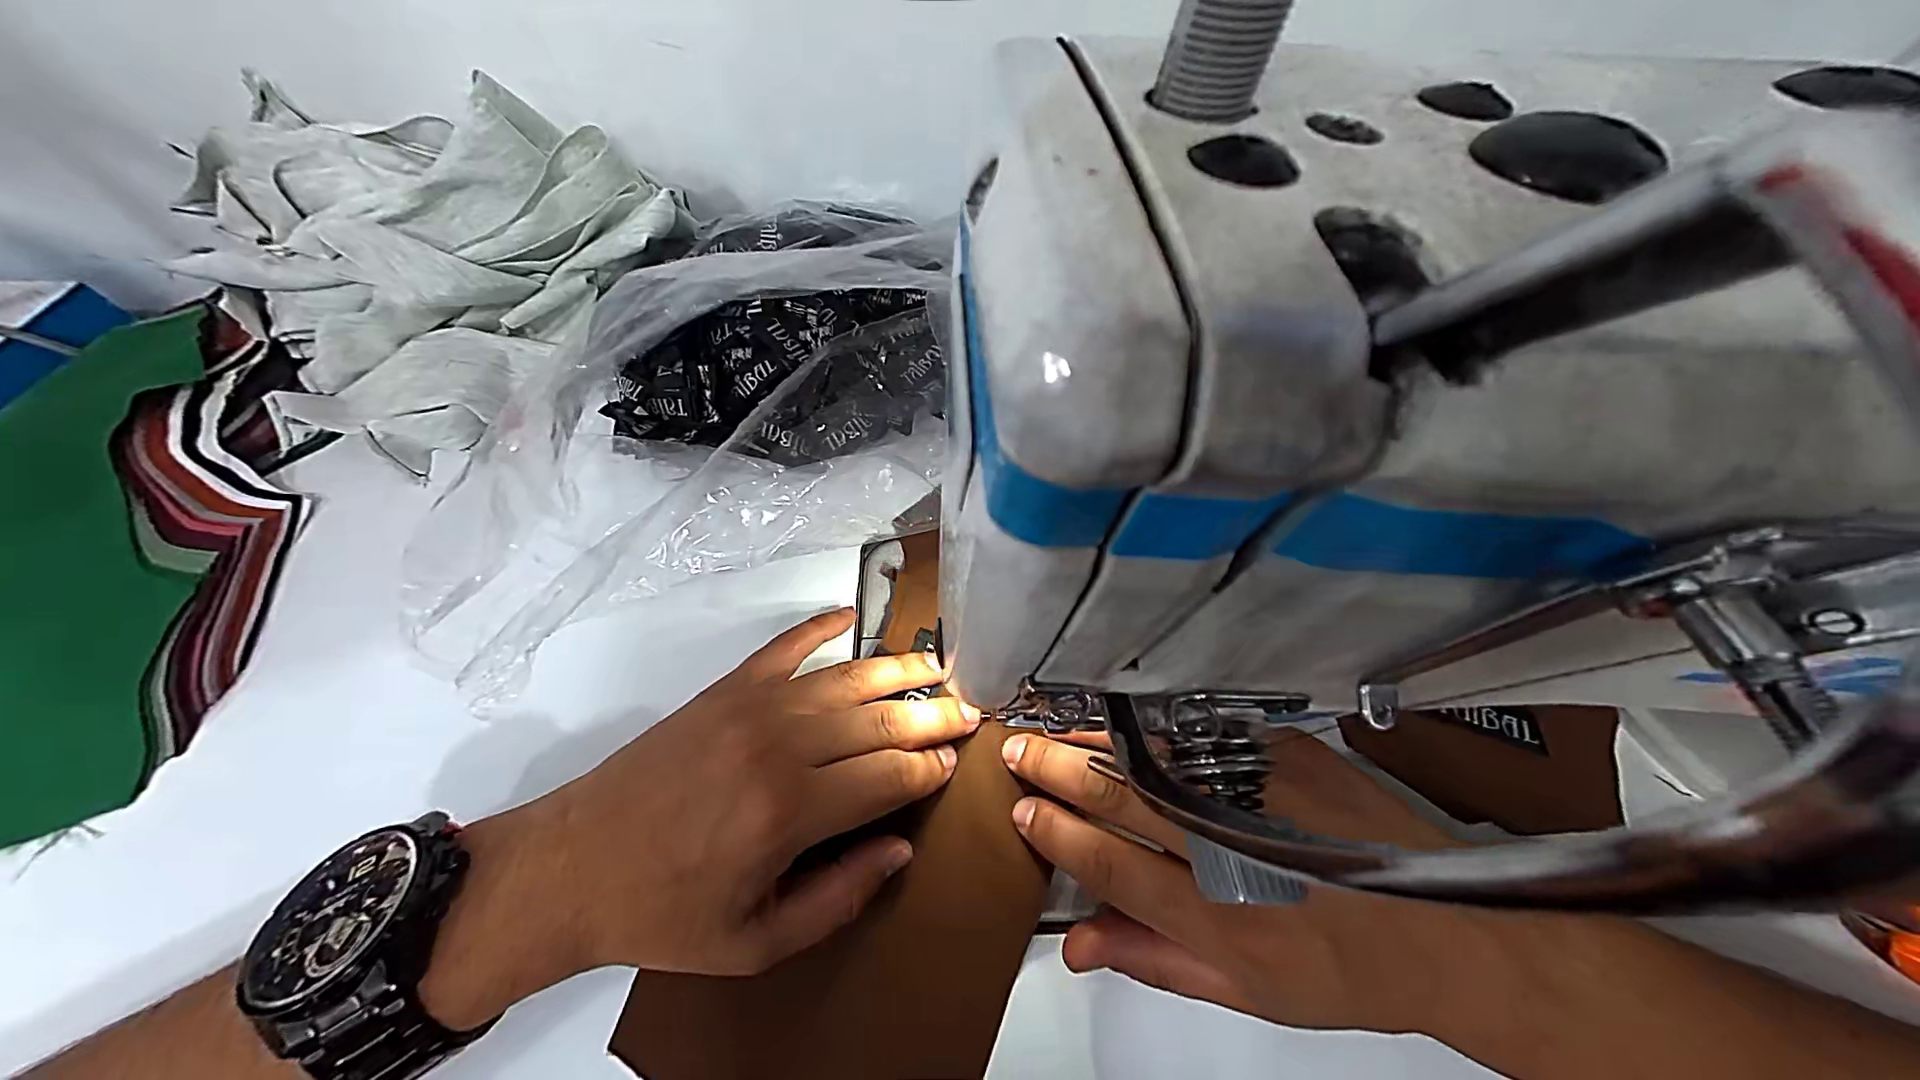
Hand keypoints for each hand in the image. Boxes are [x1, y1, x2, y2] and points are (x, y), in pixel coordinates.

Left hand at [423, 608, 976, 1025]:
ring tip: (936, 666)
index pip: (889, 777)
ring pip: (846, 678)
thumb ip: (838, 898)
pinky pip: (785, 646)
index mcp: (792, 813)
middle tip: (969, 708)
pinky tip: (849, 615)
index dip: (931, 767)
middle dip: (932, 714)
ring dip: (897, 669)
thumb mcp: (755, 942)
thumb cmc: (666, 912)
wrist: (571, 865)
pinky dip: (820, 626)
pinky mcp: (725, 688)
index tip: (958, 759)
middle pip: (879, 720)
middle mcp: (781, 746)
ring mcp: (752, 706)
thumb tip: (900, 848)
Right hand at [1001, 729, 1544, 1037]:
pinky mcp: (1285, 751)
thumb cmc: (1345, 972)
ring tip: (1051, 733)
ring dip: (1092, 743)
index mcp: (1217, 915)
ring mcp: (1260, 790)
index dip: (1057, 835)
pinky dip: (1152, 729)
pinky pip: (1201, 735)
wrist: (1448, 926)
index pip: (1110, 862)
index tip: (1024, 812)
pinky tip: (1120, 721)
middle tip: (1015, 753)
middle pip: (1120, 798)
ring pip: (1151, 758)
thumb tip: (1080, 945)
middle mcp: (1232, 846)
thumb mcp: (1246, 991)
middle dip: (1057, 771)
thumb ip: (1154, 958)